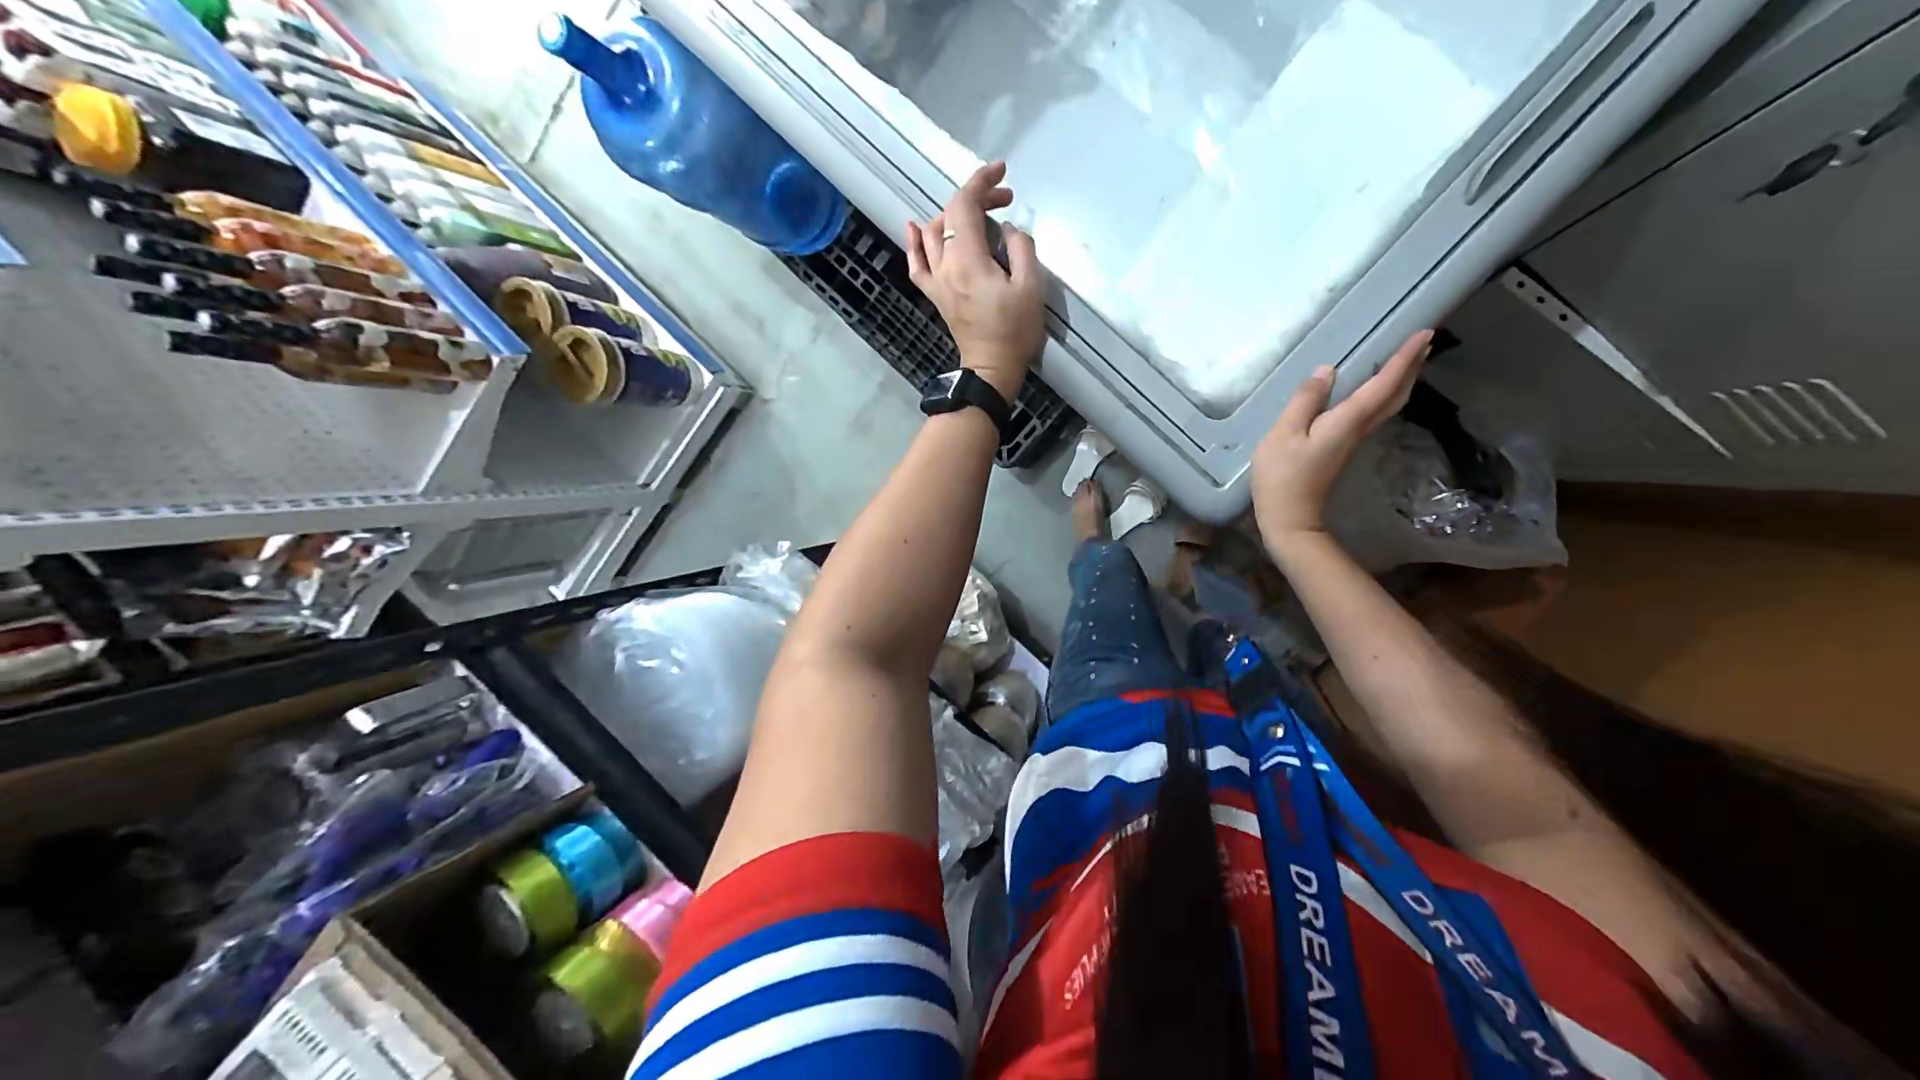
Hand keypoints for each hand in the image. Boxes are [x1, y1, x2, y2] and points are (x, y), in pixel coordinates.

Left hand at [905, 161, 1045, 400]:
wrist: (992, 369)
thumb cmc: (1015, 331)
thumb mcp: (1031, 286)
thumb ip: (1020, 248)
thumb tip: (1009, 230)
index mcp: (967, 260)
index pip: (965, 205)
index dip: (981, 182)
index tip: (1002, 173)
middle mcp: (944, 266)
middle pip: (950, 215)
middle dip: (976, 198)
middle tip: (1005, 201)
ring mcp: (935, 281)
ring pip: (932, 233)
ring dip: (953, 214)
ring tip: (978, 214)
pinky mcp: (935, 294)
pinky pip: (916, 263)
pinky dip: (915, 242)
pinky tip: (915, 228)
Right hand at [1252, 330, 1432, 555]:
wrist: (1290, 518)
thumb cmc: (1283, 476)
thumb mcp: (1283, 434)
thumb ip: (1305, 401)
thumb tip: (1327, 371)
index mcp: (1348, 421)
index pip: (1383, 384)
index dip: (1403, 358)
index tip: (1424, 332)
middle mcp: (1359, 428)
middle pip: (1395, 395)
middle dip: (1411, 367)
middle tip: (1423, 341)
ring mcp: (1353, 441)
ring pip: (1388, 405)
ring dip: (1401, 381)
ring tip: (1406, 360)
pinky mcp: (1343, 449)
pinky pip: (1373, 414)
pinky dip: (1383, 395)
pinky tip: (1375, 391)